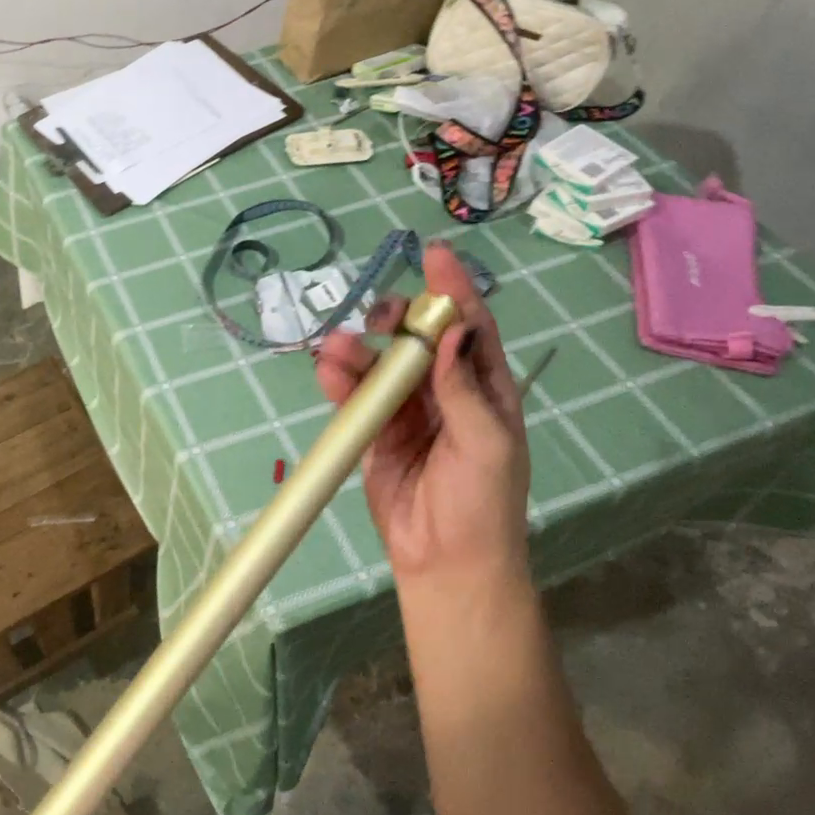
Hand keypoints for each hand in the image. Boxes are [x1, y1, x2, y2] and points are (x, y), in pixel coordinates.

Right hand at [315, 243, 530, 587]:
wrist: (446, 560)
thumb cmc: (483, 501)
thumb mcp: (487, 442)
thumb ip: (465, 388)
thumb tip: (454, 332)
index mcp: (484, 388)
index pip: (471, 328)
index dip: (455, 289)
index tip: (434, 254)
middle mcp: (444, 391)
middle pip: (418, 339)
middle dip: (399, 319)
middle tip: (379, 316)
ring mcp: (405, 410)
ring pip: (379, 364)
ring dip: (358, 351)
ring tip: (335, 348)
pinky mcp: (373, 432)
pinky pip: (354, 396)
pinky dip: (339, 379)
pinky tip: (327, 369)